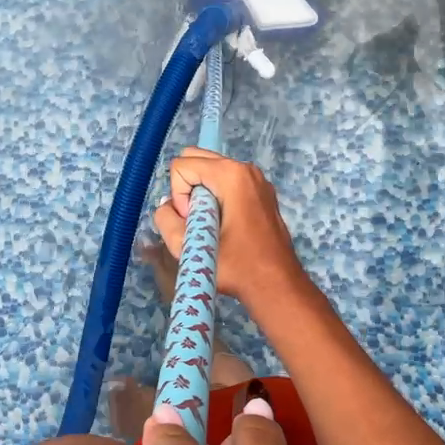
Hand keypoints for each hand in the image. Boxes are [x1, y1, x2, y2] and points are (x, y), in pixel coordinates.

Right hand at [154, 148, 304, 304]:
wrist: (278, 287)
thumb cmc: (238, 268)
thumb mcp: (190, 248)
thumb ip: (166, 221)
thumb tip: (167, 206)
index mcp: (230, 175)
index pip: (182, 166)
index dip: (179, 195)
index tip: (193, 222)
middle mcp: (245, 168)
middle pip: (196, 158)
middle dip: (187, 188)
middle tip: (197, 220)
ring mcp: (256, 177)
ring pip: (210, 169)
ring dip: (200, 193)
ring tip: (210, 224)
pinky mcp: (261, 190)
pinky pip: (226, 180)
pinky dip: (216, 195)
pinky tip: (224, 224)